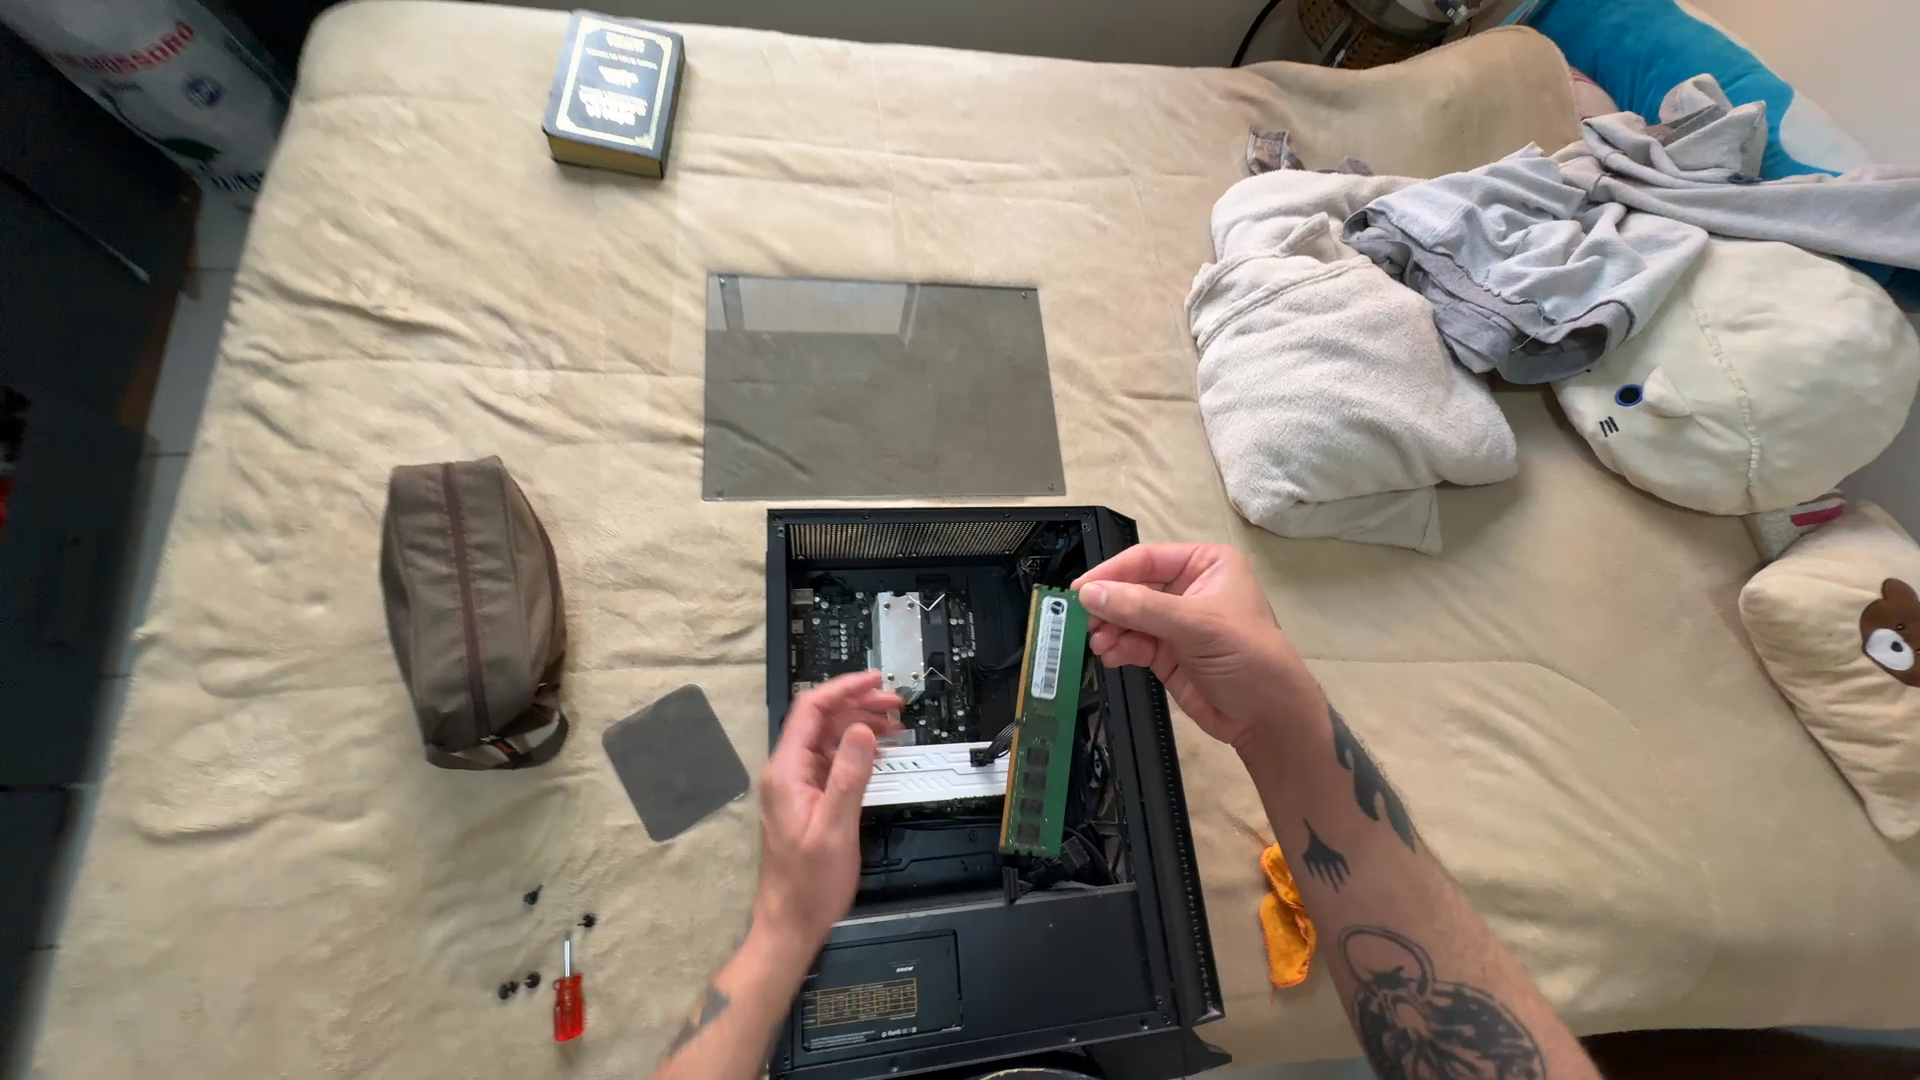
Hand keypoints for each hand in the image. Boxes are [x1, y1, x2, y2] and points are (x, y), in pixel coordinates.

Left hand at [754, 672, 902, 948]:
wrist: (790, 925)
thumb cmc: (808, 885)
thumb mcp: (834, 828)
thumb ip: (849, 776)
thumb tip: (862, 730)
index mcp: (787, 771)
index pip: (810, 710)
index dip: (843, 688)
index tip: (875, 681)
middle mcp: (789, 771)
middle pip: (821, 719)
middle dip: (858, 704)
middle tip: (896, 704)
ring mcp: (798, 783)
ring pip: (828, 737)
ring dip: (860, 724)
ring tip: (895, 723)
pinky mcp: (810, 797)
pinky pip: (833, 759)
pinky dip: (857, 748)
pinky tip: (878, 749)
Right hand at [1074, 543, 1321, 753]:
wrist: (1270, 720)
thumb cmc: (1248, 658)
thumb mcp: (1196, 625)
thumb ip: (1140, 608)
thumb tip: (1088, 594)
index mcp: (1204, 565)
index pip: (1146, 560)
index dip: (1111, 573)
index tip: (1079, 590)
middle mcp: (1187, 588)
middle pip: (1132, 588)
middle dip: (1109, 606)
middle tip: (1084, 622)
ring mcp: (1175, 622)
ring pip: (1127, 617)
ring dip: (1110, 630)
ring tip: (1099, 645)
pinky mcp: (1166, 653)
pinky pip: (1131, 642)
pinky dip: (1117, 648)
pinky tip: (1110, 656)